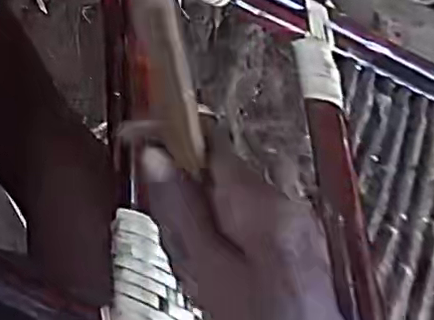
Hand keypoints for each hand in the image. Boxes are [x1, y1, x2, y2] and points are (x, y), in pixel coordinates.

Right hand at [140, 135, 344, 319]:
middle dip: (181, 186)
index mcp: (263, 201)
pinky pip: (243, 219)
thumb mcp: (206, 261)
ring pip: (224, 196)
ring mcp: (296, 229)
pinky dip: (219, 231)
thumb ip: (178, 202)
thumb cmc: (261, 317)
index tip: (136, 134)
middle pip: (213, 170)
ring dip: (197, 214)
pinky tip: (211, 264)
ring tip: (190, 254)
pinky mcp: (297, 249)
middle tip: (163, 218)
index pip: (207, 139)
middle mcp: (286, 206)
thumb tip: (153, 153)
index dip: (166, 132)